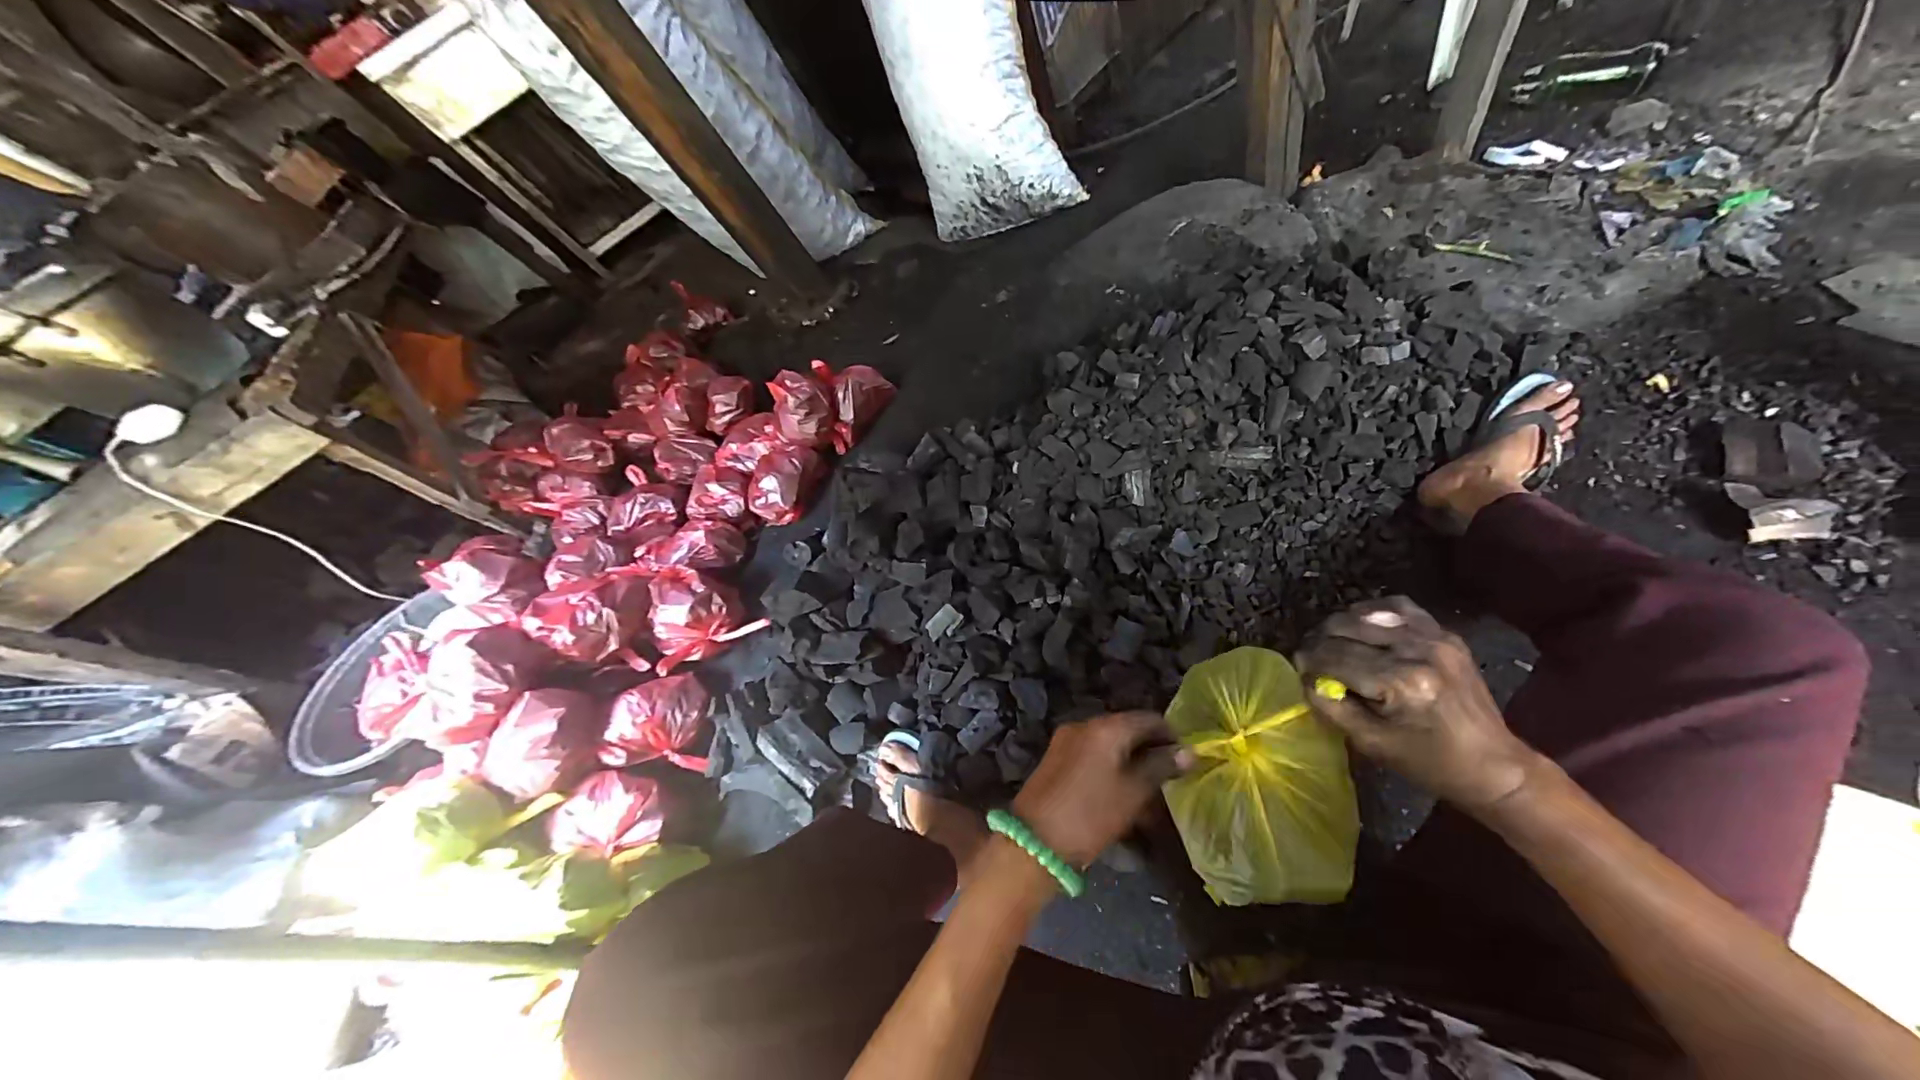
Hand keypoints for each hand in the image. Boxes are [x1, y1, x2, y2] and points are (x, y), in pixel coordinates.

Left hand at [1011, 711, 1192, 866]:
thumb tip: (1189, 752)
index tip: (1186, 762)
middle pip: (1128, 730)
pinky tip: (1122, 796)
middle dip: (1151, 753)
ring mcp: (1066, 741)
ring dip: (1131, 764)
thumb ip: (1161, 767)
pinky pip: (1092, 757)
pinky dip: (1111, 770)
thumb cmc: (1090, 814)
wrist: (1035, 841)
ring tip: (1149, 796)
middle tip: (1170, 781)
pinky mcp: (1056, 760)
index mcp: (1106, 726)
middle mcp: (1084, 725)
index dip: (1172, 737)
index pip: (1149, 718)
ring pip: (1110, 746)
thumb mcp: (1133, 792)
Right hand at [1296, 596, 1542, 811]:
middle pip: (1344, 628)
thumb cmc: (1427, 761)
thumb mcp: (1369, 742)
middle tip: (1310, 659)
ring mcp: (1435, 636)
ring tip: (1332, 645)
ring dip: (1340, 627)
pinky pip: (1396, 607)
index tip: (1296, 670)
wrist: (1493, 764)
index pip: (1332, 656)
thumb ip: (1330, 705)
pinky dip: (1371, 613)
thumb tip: (1305, 677)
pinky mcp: (1445, 633)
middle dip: (1318, 642)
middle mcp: (1417, 650)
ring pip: (1365, 613)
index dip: (1306, 661)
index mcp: (1401, 682)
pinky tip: (1362, 629)